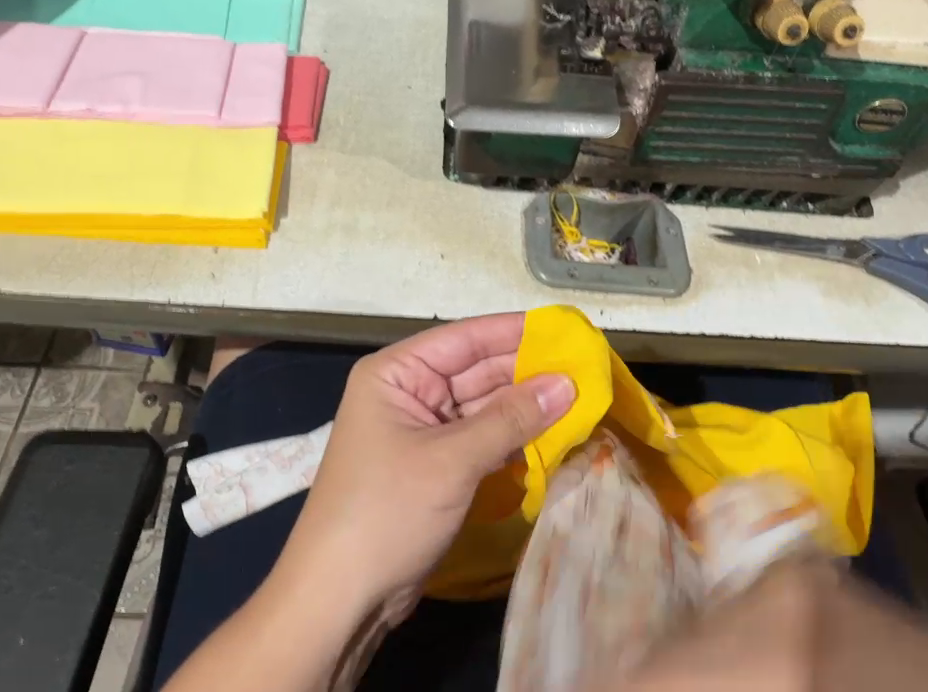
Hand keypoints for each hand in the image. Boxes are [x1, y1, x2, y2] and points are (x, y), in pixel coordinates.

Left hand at [274, 312, 576, 624]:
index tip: (566, 329)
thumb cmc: (387, 511)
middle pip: (476, 371)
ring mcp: (422, 432)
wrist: (340, 597)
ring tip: (581, 400)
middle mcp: (408, 393)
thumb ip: (511, 418)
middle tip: (587, 371)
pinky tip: (553, 436)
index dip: (515, 332)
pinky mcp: (435, 467)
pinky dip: (513, 438)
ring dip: (526, 408)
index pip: (464, 338)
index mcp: (396, 373)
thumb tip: (568, 383)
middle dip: (528, 372)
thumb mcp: (452, 460)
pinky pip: (481, 439)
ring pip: (483, 407)